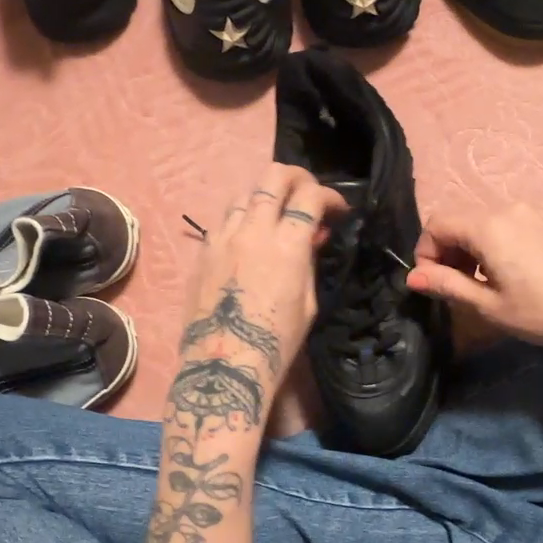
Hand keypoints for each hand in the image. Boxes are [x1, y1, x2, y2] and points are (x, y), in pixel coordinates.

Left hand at [168, 165, 346, 435]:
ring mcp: (223, 237)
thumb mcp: (307, 303)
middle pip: (273, 176)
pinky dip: (243, 219)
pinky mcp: (203, 251)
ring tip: (276, 214)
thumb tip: (312, 236)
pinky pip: (224, 220)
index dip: (331, 196)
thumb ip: (309, 262)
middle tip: (307, 192)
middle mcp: (253, 230)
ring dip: (266, 197)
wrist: (223, 365)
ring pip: (245, 194)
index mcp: (287, 245)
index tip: (338, 209)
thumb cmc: (277, 342)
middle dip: (297, 177)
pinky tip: (249, 237)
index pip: (310, 197)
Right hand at [406, 202, 542, 357]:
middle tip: (453, 287)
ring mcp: (531, 214)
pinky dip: (491, 245)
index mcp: (489, 227)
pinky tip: (505, 275)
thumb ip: (447, 285)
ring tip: (479, 285)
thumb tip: (412, 277)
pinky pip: (505, 226)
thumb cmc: (542, 313)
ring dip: (468, 249)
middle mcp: (507, 210)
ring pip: (481, 223)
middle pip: (459, 220)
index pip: (437, 224)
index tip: (431, 282)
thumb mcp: (488, 305)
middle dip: (446, 251)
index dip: (425, 252)